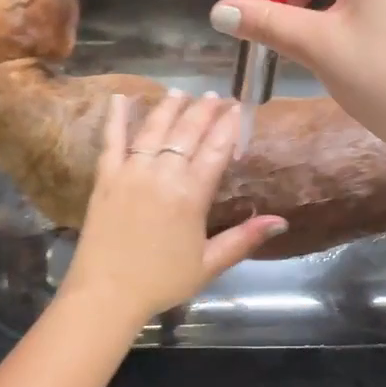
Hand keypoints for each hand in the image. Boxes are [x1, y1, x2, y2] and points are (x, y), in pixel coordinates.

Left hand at [59, 91, 286, 321]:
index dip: (229, 125)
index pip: (216, 148)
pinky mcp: (105, 178)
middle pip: (187, 131)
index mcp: (191, 195)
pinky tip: (121, 98)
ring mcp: (131, 172)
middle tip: (216, 96)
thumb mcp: (209, 265)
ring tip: (181, 92)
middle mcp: (162, 174)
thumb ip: (243, 239)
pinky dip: (117, 117)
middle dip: (204, 110)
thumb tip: (280, 221)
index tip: (238, 107)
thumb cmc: (161, 282)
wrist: (106, 294)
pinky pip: (112, 140)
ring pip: (154, 129)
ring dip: (169, 107)